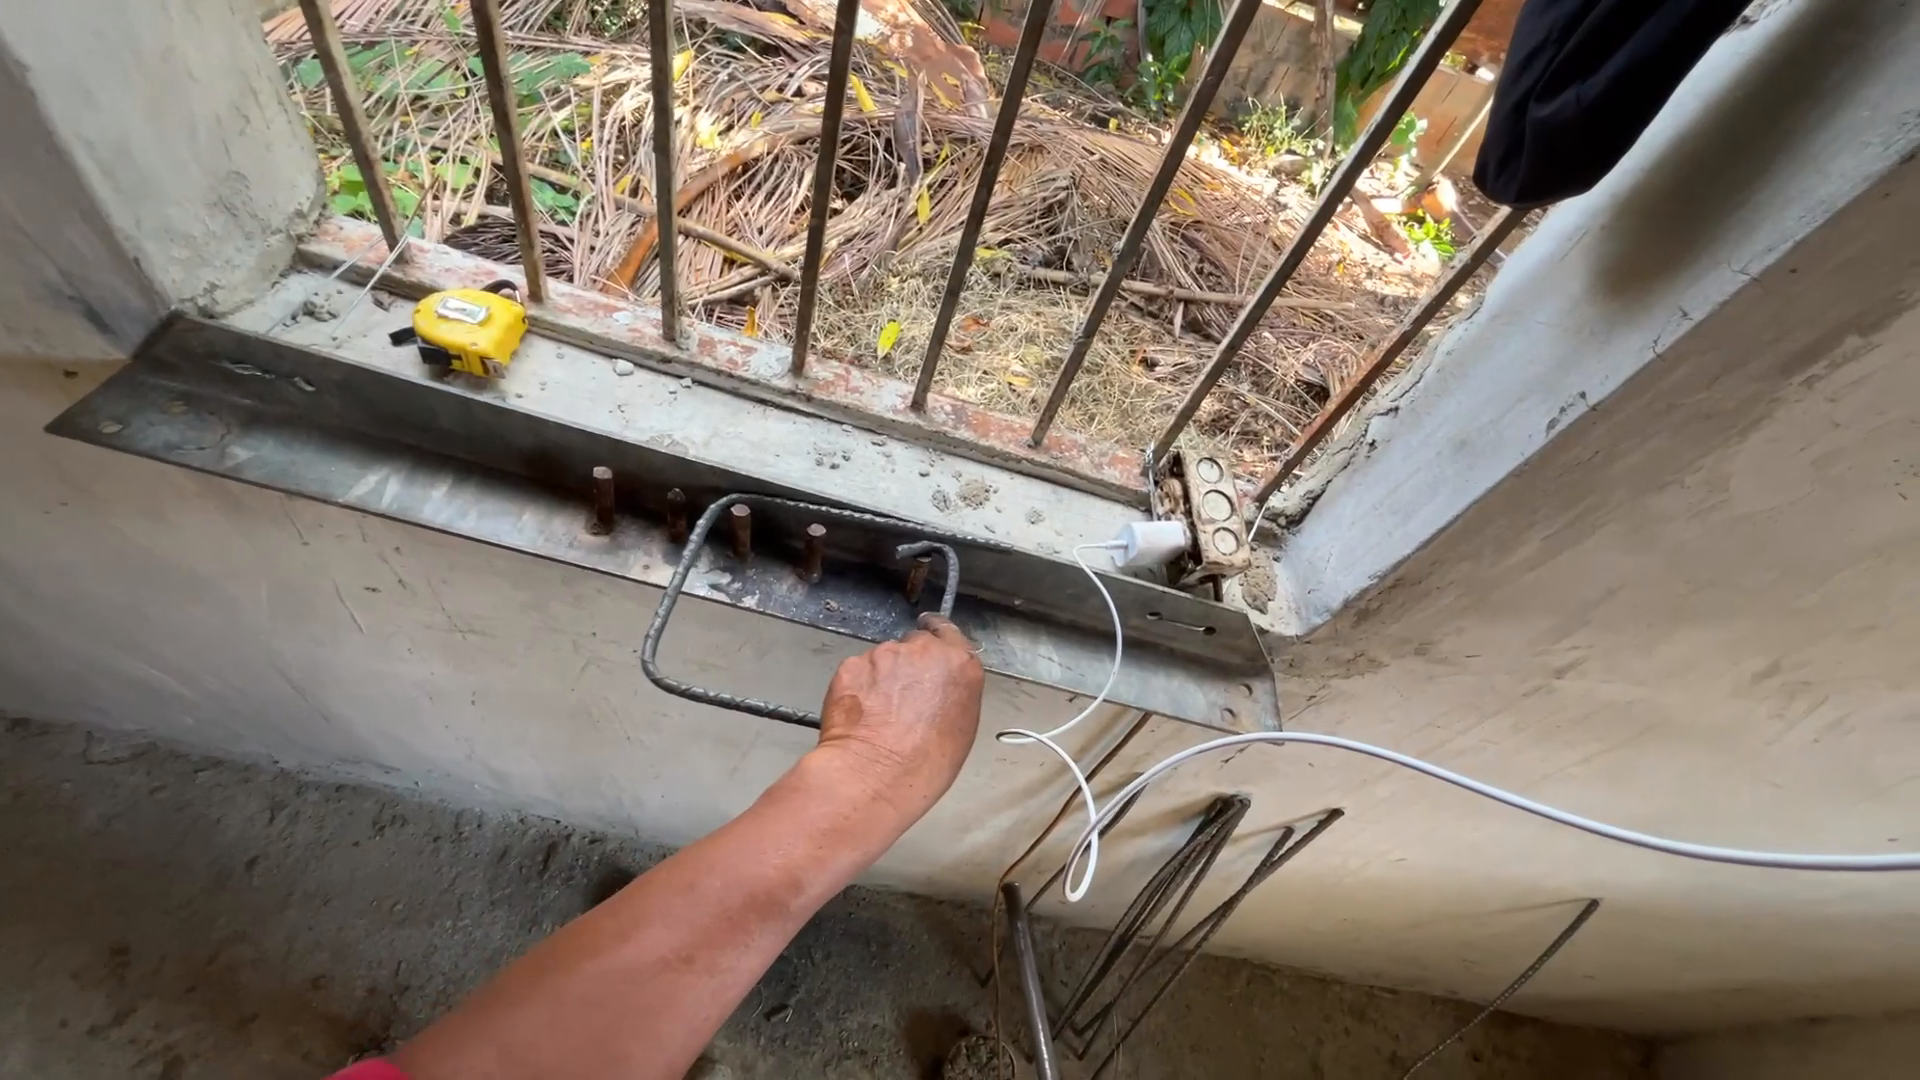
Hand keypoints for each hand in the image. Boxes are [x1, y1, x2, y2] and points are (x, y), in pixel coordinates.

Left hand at [811, 614, 983, 824]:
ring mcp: (886, 655)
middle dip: (909, 665)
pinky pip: (858, 670)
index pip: (949, 633)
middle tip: (902, 698)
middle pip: (915, 644)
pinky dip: (858, 687)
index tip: (931, 642)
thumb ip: (955, 692)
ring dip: (882, 677)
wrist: (874, 776)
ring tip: (879, 714)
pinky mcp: (853, 664)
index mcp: (959, 665)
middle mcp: (924, 651)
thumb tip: (941, 690)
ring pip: (884, 658)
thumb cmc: (922, 766)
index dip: (937, 638)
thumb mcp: (963, 729)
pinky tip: (861, 714)